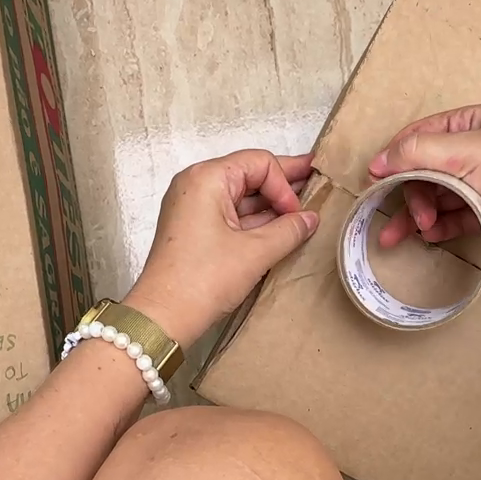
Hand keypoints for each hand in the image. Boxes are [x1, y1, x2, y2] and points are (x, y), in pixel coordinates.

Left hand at [124, 150, 320, 347]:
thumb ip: (289, 230)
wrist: (165, 316)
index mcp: (207, 178)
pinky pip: (231, 217)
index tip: (297, 215)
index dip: (284, 185)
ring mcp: (194, 209)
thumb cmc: (202, 281)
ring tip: (303, 208)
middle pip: (249, 175)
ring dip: (271, 206)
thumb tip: (310, 219)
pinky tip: (279, 228)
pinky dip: (255, 222)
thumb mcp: (255, 252)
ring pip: (241, 199)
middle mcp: (196, 186)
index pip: (259, 163)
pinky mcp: (195, 232)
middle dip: (282, 184)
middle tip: (315, 178)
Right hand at [368, 104, 480, 263]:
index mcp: (471, 123)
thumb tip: (376, 162)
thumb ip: (416, 154)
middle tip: (409, 217)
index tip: (375, 181)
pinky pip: (455, 219)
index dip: (395, 157)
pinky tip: (431, 236)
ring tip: (414, 233)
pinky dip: (441, 227)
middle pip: (426, 171)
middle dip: (411, 194)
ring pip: (439, 198)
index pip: (420, 136)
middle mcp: (476, 150)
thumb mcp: (464, 150)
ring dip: (421, 214)